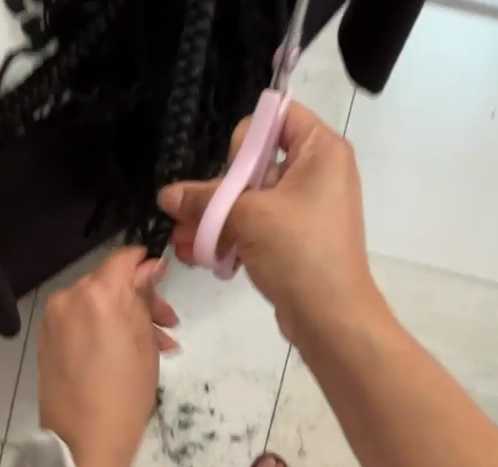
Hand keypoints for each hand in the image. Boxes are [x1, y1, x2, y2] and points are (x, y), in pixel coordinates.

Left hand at [36, 247, 176, 466]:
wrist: (84, 443)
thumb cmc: (126, 396)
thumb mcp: (146, 345)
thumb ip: (143, 300)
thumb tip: (148, 269)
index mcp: (98, 294)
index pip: (124, 259)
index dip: (146, 265)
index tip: (163, 280)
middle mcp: (69, 299)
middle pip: (108, 283)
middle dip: (138, 300)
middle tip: (165, 327)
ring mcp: (52, 321)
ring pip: (93, 305)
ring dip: (121, 319)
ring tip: (151, 349)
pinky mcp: (45, 342)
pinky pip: (77, 324)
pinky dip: (99, 331)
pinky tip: (121, 356)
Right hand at [160, 101, 378, 347]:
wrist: (330, 317)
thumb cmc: (299, 253)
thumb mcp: (248, 218)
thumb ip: (205, 200)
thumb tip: (166, 195)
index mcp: (319, 150)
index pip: (277, 118)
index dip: (245, 141)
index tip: (231, 174)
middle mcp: (316, 173)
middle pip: (255, 165)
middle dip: (216, 193)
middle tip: (184, 218)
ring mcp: (304, 210)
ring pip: (249, 203)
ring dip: (214, 222)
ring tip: (183, 244)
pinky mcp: (293, 242)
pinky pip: (256, 230)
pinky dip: (230, 241)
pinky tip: (201, 259)